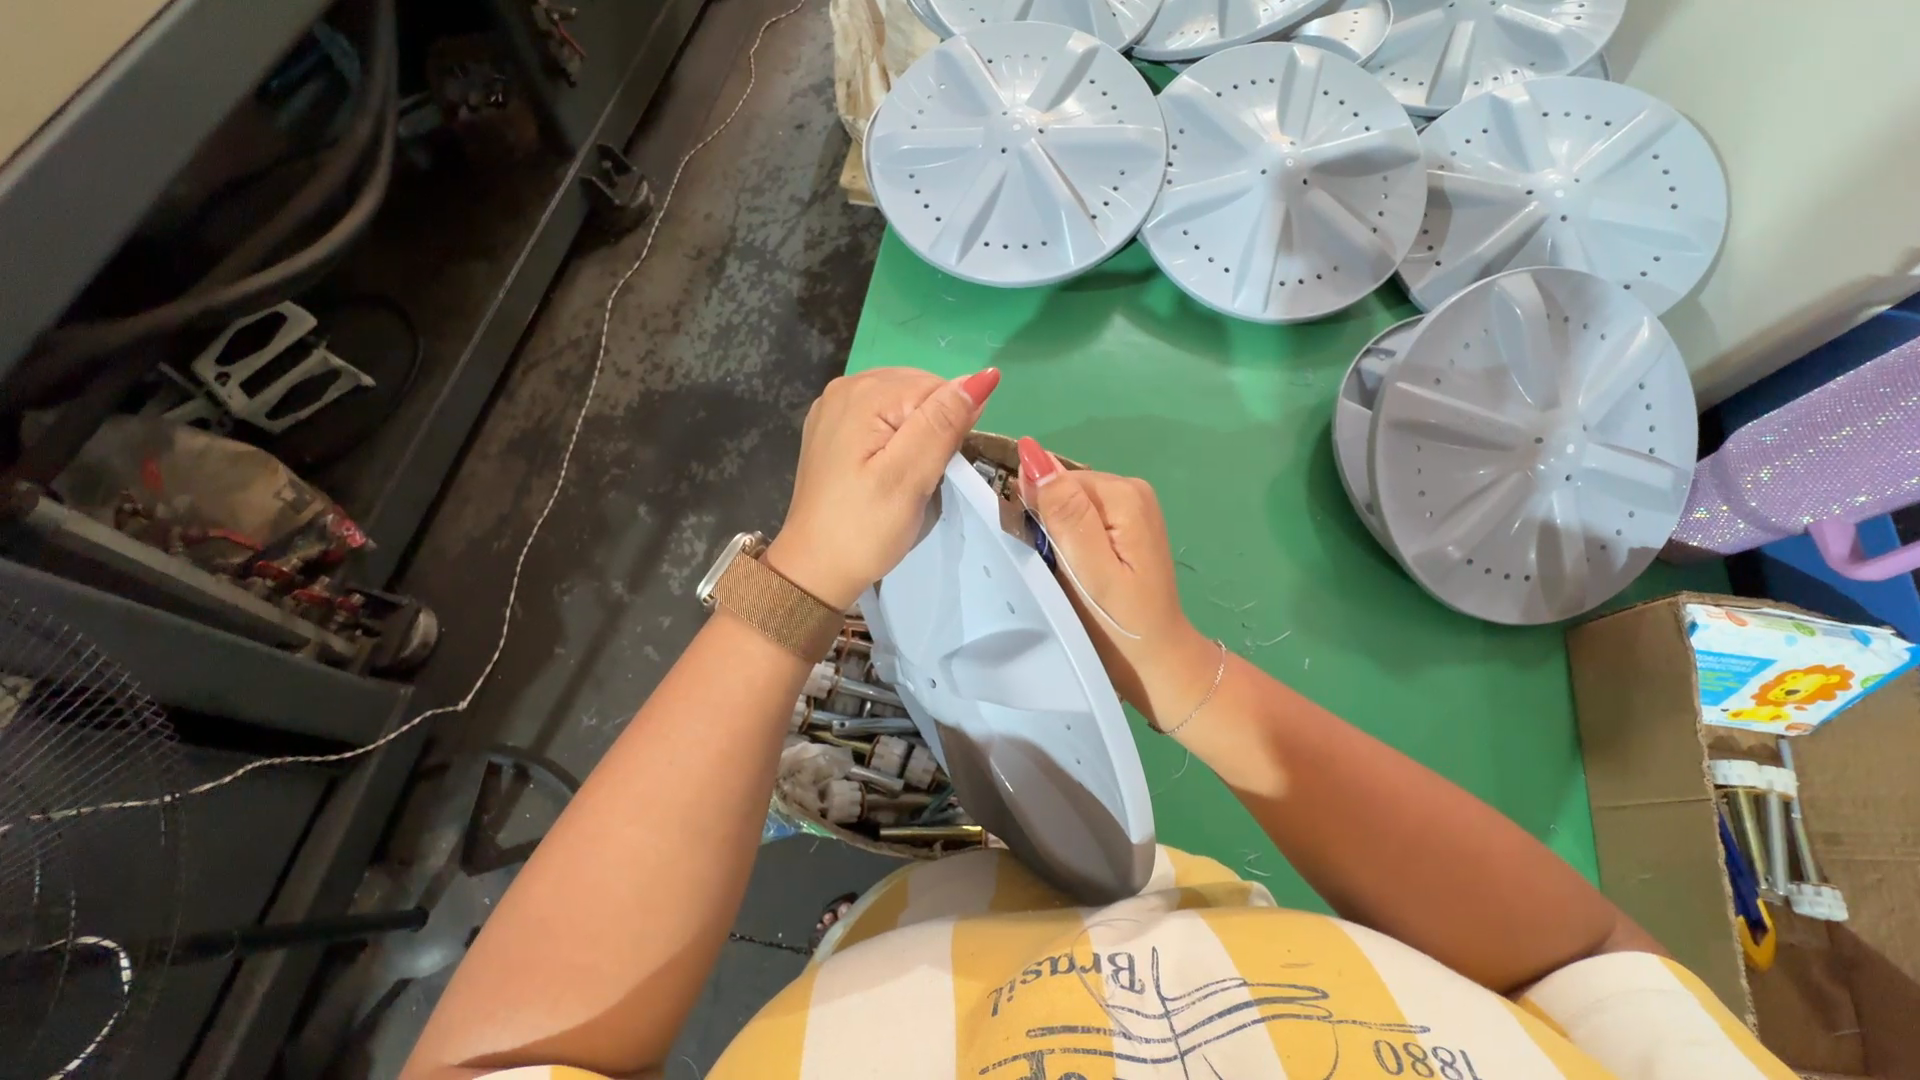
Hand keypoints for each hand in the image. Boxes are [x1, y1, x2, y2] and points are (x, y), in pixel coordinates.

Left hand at [767, 367, 999, 608]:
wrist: (815, 568)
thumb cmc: (865, 527)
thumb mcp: (910, 476)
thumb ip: (944, 422)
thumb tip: (983, 377)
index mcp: (864, 394)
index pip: (937, 388)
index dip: (949, 428)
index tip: (935, 469)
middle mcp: (845, 387)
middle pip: (919, 390)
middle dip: (933, 429)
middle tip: (920, 477)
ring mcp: (834, 408)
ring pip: (903, 404)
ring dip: (917, 434)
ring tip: (904, 476)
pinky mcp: (832, 430)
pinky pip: (881, 418)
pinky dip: (896, 438)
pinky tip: (888, 469)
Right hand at [1016, 436, 1219, 729]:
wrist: (1155, 660)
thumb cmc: (1119, 622)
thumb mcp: (1089, 570)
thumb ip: (1065, 513)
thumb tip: (1034, 455)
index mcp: (1123, 494)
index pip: (1055, 479)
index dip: (1035, 510)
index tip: (1036, 551)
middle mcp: (1130, 489)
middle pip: (1063, 487)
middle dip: (1046, 520)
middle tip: (1049, 567)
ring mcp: (1130, 506)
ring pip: (1068, 502)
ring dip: (1055, 531)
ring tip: (1060, 570)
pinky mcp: (1125, 524)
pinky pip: (1081, 516)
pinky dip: (1068, 538)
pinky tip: (1071, 567)